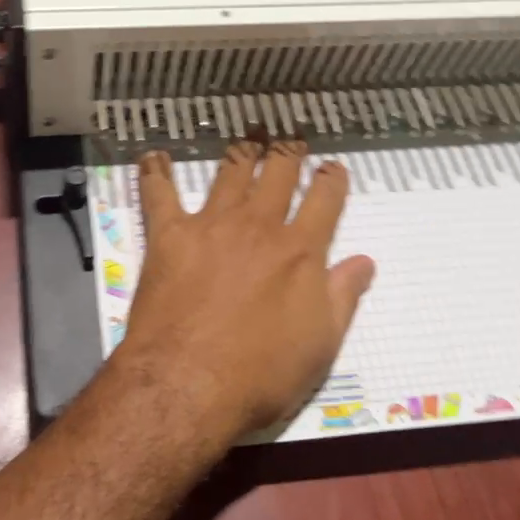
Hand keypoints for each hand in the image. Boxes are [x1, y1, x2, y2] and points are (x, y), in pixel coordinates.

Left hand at [111, 139, 376, 439]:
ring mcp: (211, 226)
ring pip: (230, 174)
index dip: (332, 180)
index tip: (333, 168)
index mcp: (300, 252)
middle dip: (287, 154)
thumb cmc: (262, 374)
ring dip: (242, 152)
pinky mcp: (168, 235)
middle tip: (290, 141)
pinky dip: (156, 172)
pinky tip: (155, 156)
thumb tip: (364, 261)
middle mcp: (259, 227)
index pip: (325, 201)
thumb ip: (342, 297)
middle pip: (278, 175)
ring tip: (249, 137)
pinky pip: (160, 194)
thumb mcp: (322, 345)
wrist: (190, 382)